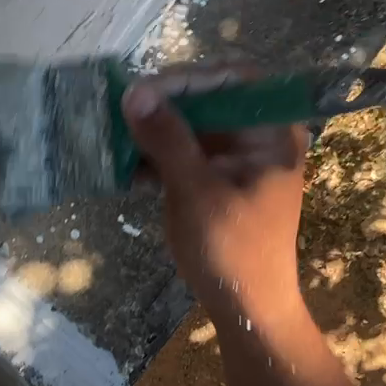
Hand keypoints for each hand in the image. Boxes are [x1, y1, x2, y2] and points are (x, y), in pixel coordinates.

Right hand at [122, 66, 309, 326]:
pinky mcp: (212, 178)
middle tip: (121, 110)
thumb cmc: (232, 249)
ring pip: (189, 125)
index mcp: (271, 133)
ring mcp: (233, 158)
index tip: (144, 92)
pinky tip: (124, 165)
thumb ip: (167, 139)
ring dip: (152, 129)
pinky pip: (180, 151)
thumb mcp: (196, 191)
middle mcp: (256, 137)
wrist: (245, 307)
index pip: (234, 79)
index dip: (189, 78)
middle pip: (207, 99)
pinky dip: (153, 155)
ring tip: (114, 134)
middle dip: (162, 104)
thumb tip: (134, 93)